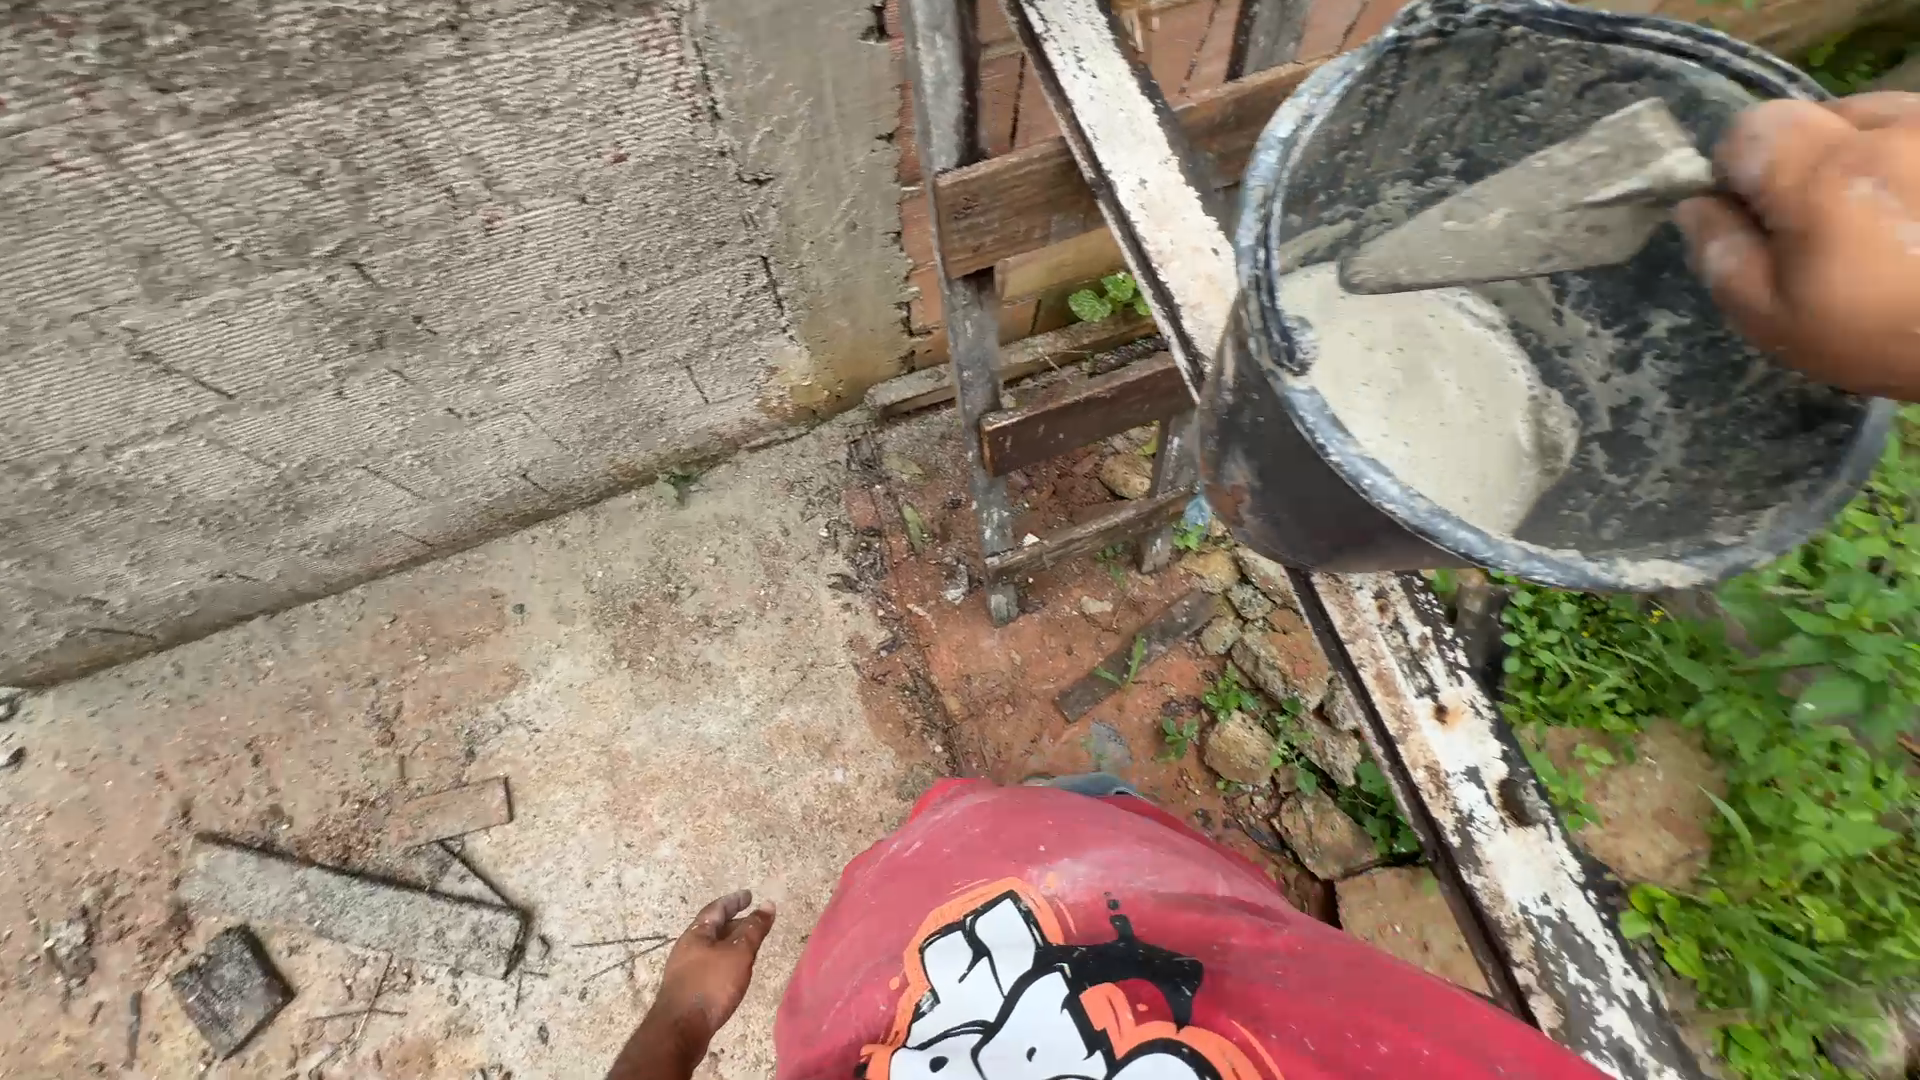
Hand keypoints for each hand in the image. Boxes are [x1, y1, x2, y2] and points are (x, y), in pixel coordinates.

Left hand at [652, 889, 776, 1039]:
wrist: (678, 1033)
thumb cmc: (710, 986)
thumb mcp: (738, 953)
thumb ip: (754, 929)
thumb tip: (768, 905)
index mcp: (696, 934)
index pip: (716, 909)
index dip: (734, 900)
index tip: (749, 896)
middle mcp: (686, 949)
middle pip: (713, 929)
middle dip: (734, 923)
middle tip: (754, 922)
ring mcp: (684, 972)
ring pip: (711, 950)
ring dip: (730, 945)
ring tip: (748, 949)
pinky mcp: (686, 992)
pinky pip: (709, 968)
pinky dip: (724, 963)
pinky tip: (734, 975)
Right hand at [1674, 92, 1919, 400]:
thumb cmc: (1879, 334)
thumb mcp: (1767, 313)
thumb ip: (1719, 251)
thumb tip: (1697, 206)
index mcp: (1829, 173)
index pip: (1753, 127)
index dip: (1735, 166)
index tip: (1746, 211)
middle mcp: (1903, 129)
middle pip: (1823, 115)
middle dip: (1805, 160)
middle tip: (1817, 223)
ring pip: (1885, 119)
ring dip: (1867, 159)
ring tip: (1883, 220)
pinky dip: (1913, 165)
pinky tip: (1919, 212)